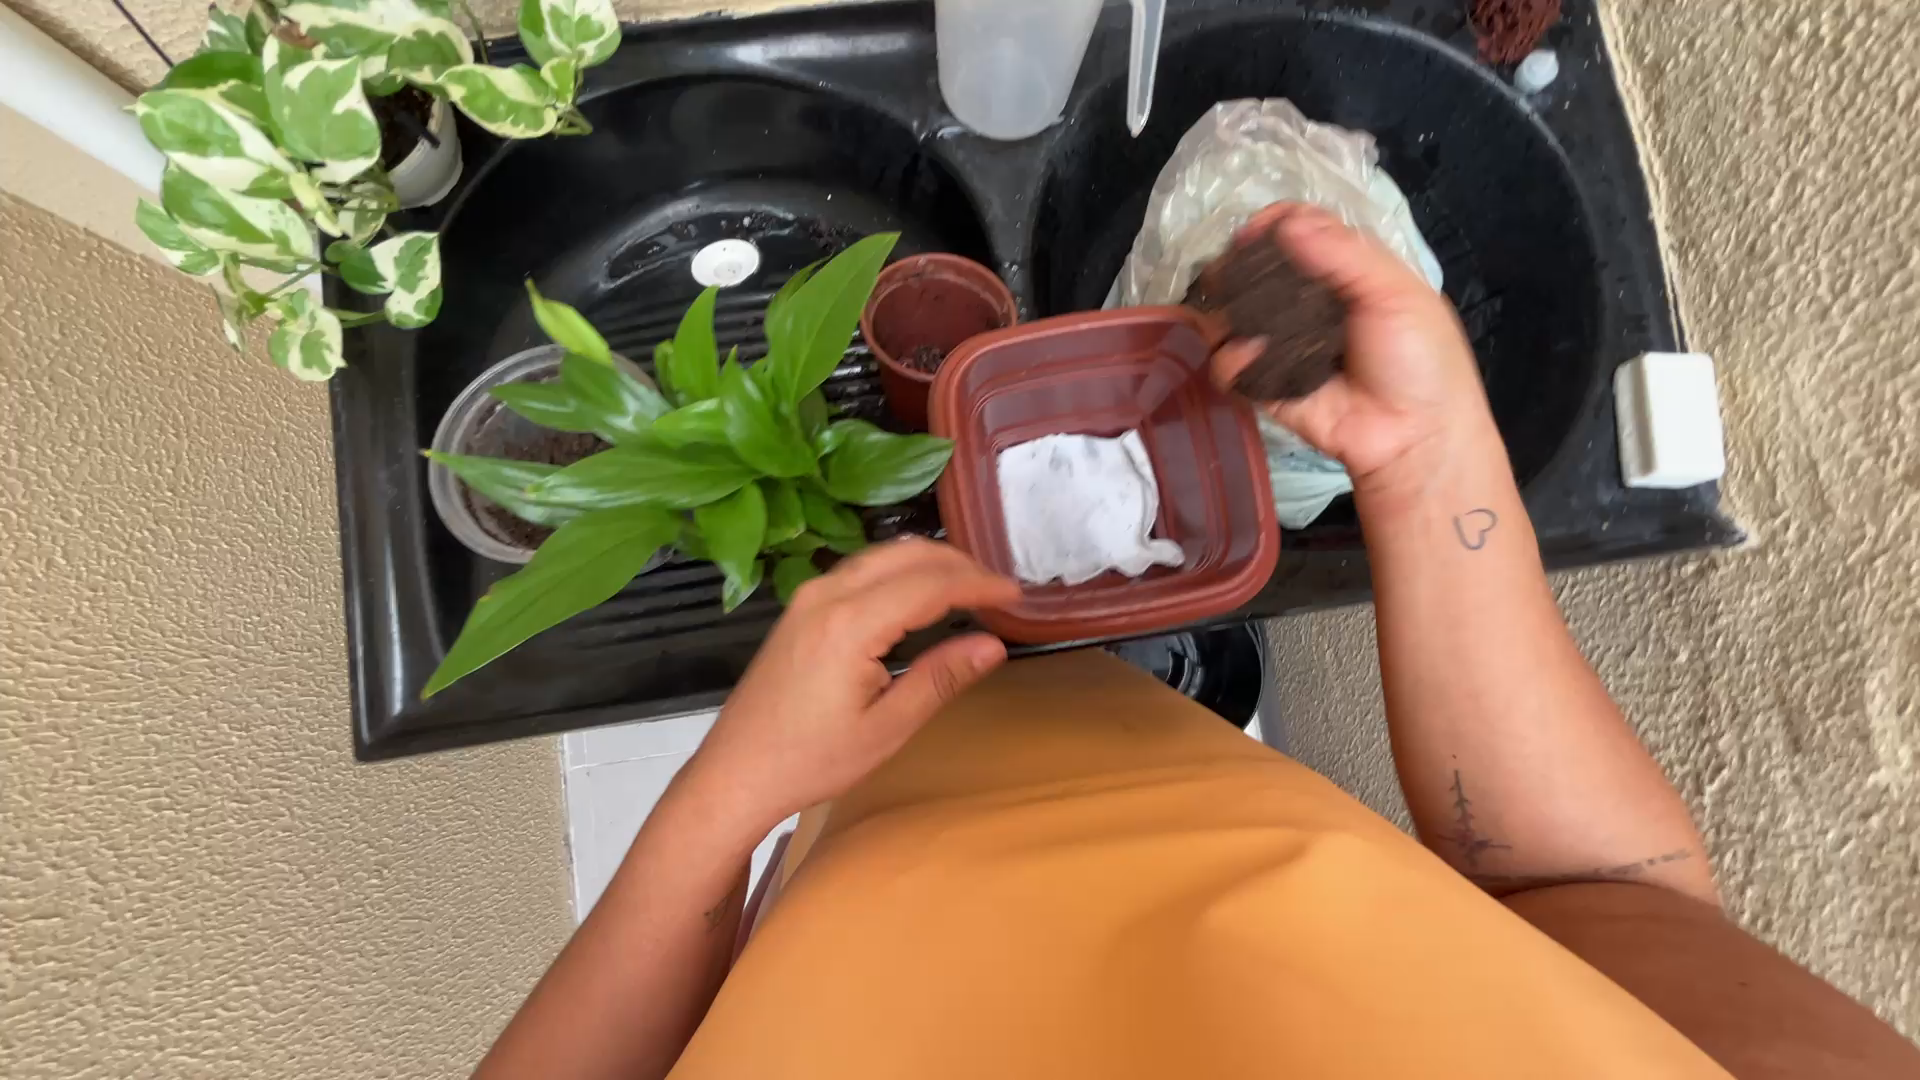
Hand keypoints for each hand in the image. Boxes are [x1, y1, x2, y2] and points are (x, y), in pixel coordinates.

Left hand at [685, 538, 1020, 826]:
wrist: (736, 772)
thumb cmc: (812, 760)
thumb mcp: (887, 728)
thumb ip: (941, 677)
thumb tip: (993, 646)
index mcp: (850, 624)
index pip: (930, 584)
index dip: (978, 585)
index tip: (1015, 594)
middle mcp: (827, 594)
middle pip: (907, 555)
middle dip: (959, 564)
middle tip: (998, 589)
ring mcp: (809, 595)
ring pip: (883, 556)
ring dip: (930, 562)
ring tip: (970, 587)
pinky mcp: (802, 605)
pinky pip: (861, 569)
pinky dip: (901, 571)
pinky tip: (920, 592)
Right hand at [1209, 203, 1499, 499]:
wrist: (1411, 434)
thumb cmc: (1418, 358)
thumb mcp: (1395, 292)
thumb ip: (1343, 254)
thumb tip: (1284, 223)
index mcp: (1339, 272)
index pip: (1295, 233)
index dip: (1269, 226)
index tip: (1250, 235)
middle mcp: (1302, 305)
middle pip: (1252, 274)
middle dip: (1233, 272)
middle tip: (1224, 278)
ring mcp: (1278, 346)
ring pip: (1230, 319)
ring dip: (1225, 316)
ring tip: (1234, 323)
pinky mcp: (1261, 384)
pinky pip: (1229, 366)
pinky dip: (1232, 360)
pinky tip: (1250, 358)